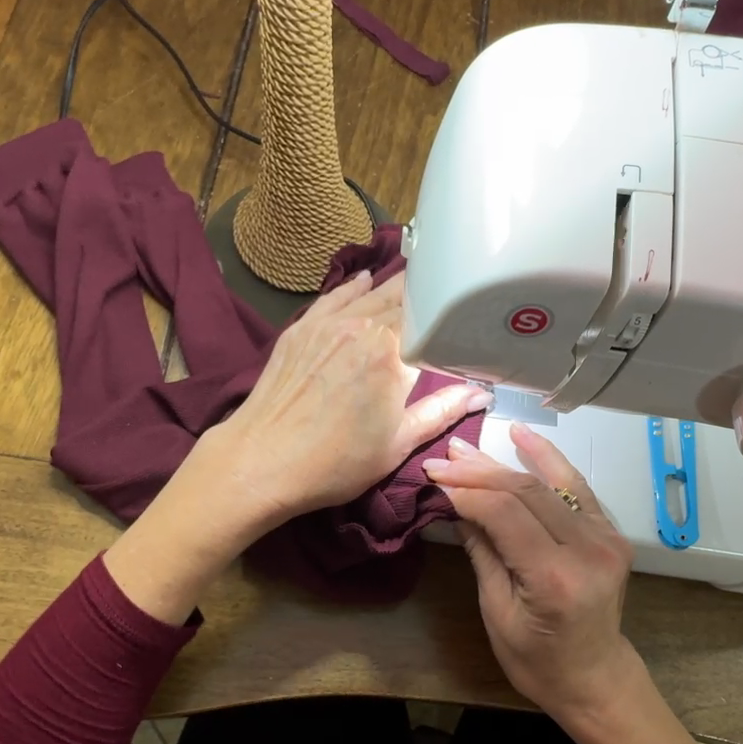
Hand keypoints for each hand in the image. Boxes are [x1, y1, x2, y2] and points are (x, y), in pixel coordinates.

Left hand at [200, 271, 489, 524]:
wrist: (261, 462)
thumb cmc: (335, 462)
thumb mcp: (397, 443)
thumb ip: (441, 411)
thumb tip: (481, 394)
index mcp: (393, 351)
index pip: (431, 318)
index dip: (449, 319)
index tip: (465, 324)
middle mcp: (361, 325)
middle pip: (403, 298)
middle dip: (426, 299)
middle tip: (446, 300)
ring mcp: (327, 323)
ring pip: (369, 292)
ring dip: (394, 288)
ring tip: (416, 282)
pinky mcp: (300, 329)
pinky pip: (335, 296)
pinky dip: (354, 288)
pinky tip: (364, 281)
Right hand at [424, 424, 638, 722]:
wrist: (594, 678)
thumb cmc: (536, 660)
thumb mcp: (496, 611)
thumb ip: (482, 552)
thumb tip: (455, 503)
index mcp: (556, 579)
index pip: (506, 514)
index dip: (467, 491)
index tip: (434, 478)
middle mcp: (588, 550)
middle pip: (527, 492)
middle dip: (479, 472)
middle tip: (442, 460)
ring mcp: (605, 538)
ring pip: (549, 483)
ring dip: (505, 462)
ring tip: (468, 447)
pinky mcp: (610, 532)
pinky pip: (575, 487)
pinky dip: (549, 459)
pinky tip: (522, 436)